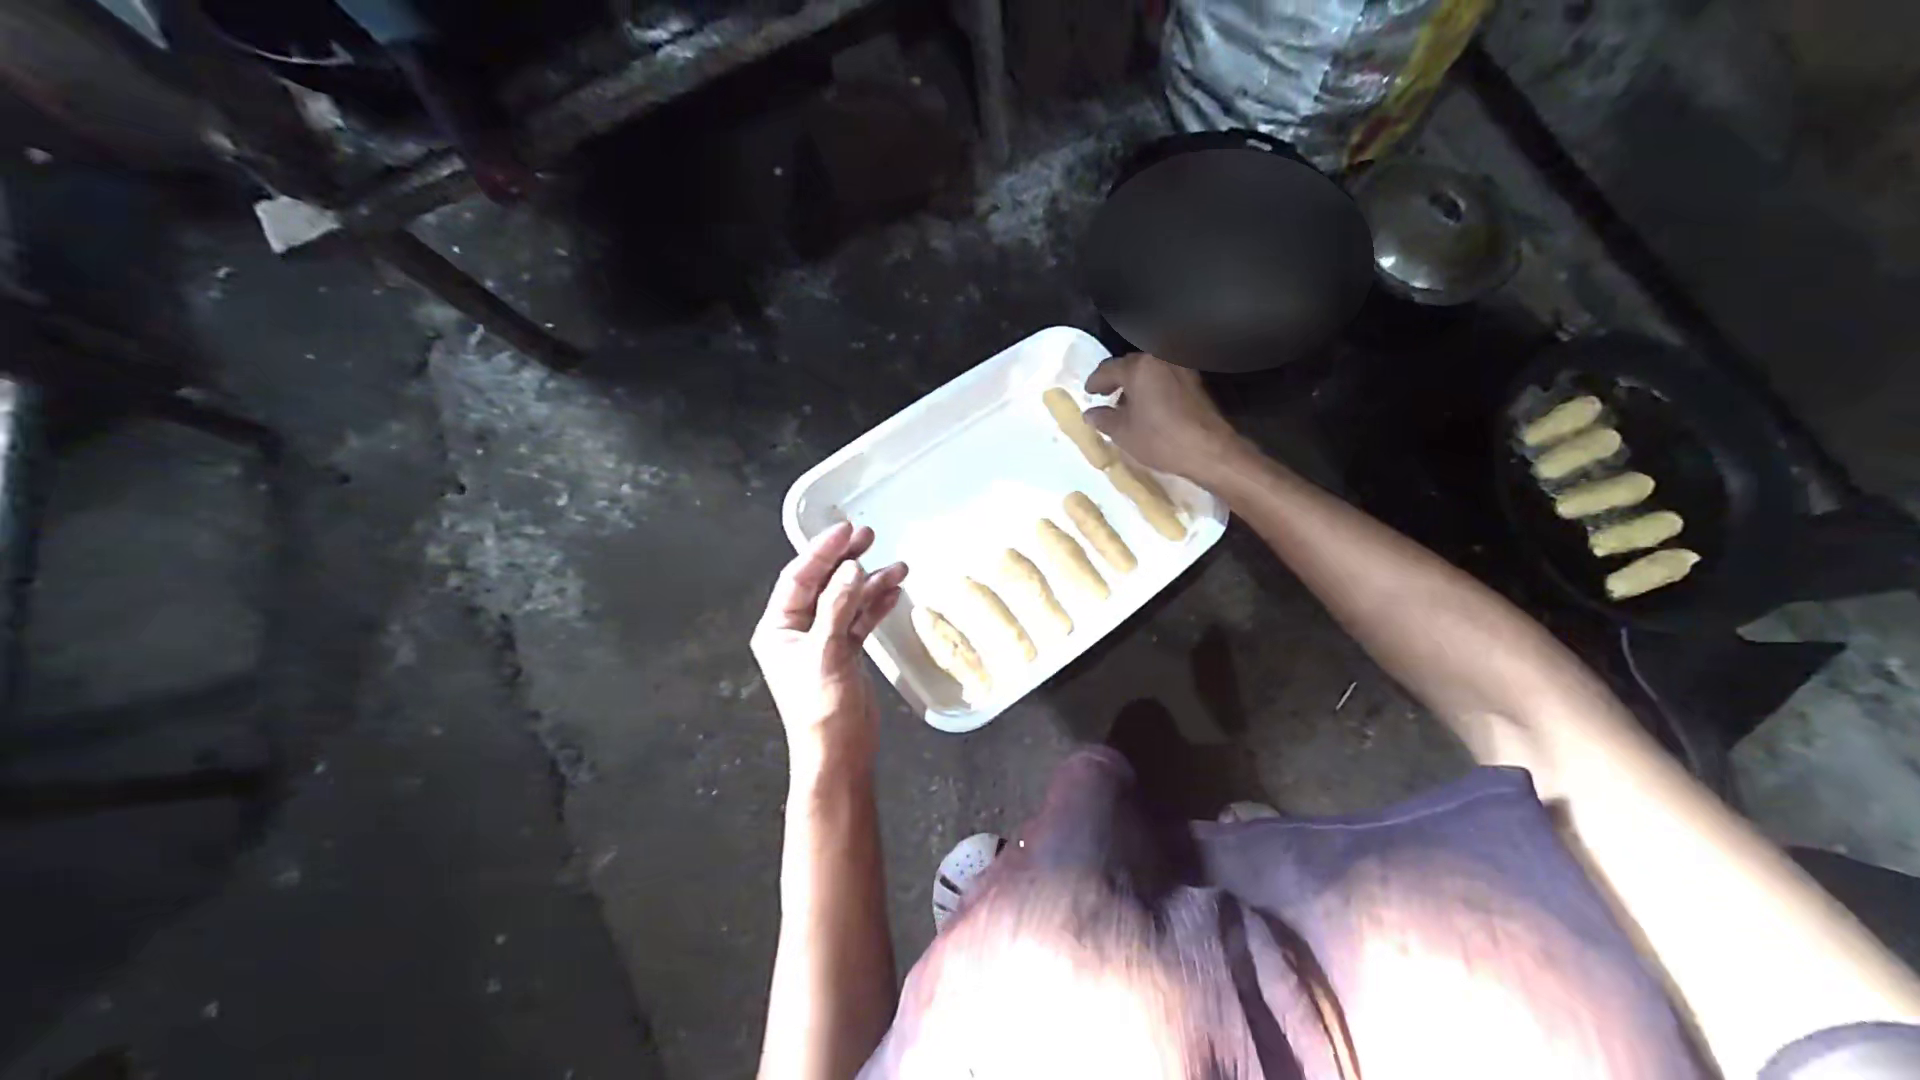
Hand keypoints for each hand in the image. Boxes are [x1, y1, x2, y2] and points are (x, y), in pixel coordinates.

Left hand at [751, 523, 908, 774]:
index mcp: (779, 628)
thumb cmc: (822, 712)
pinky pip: (860, 619)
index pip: (799, 578)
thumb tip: (851, 568)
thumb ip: (838, 607)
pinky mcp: (844, 653)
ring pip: (847, 600)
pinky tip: (894, 591)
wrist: (839, 754)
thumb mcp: (827, 653)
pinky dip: (876, 604)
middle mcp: (798, 630)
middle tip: (869, 536)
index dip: (823, 551)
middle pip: (823, 583)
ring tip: (897, 566)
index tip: (846, 531)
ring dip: (871, 582)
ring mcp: (823, 641)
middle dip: (847, 559)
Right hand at [1083, 353, 1243, 482]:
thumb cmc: (1160, 439)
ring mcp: (1180, 368)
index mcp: (1139, 367)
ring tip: (1127, 404)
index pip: (1108, 369)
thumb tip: (1090, 414)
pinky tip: (1148, 406)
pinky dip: (1153, 387)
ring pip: (1149, 371)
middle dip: (1116, 380)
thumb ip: (1103, 418)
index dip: (1095, 382)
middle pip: (1130, 365)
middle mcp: (1160, 360)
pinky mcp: (1194, 381)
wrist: (1208, 450)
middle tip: (1105, 395)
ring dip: (1135, 384)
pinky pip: (1165, 378)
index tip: (1088, 392)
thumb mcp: (1123, 432)